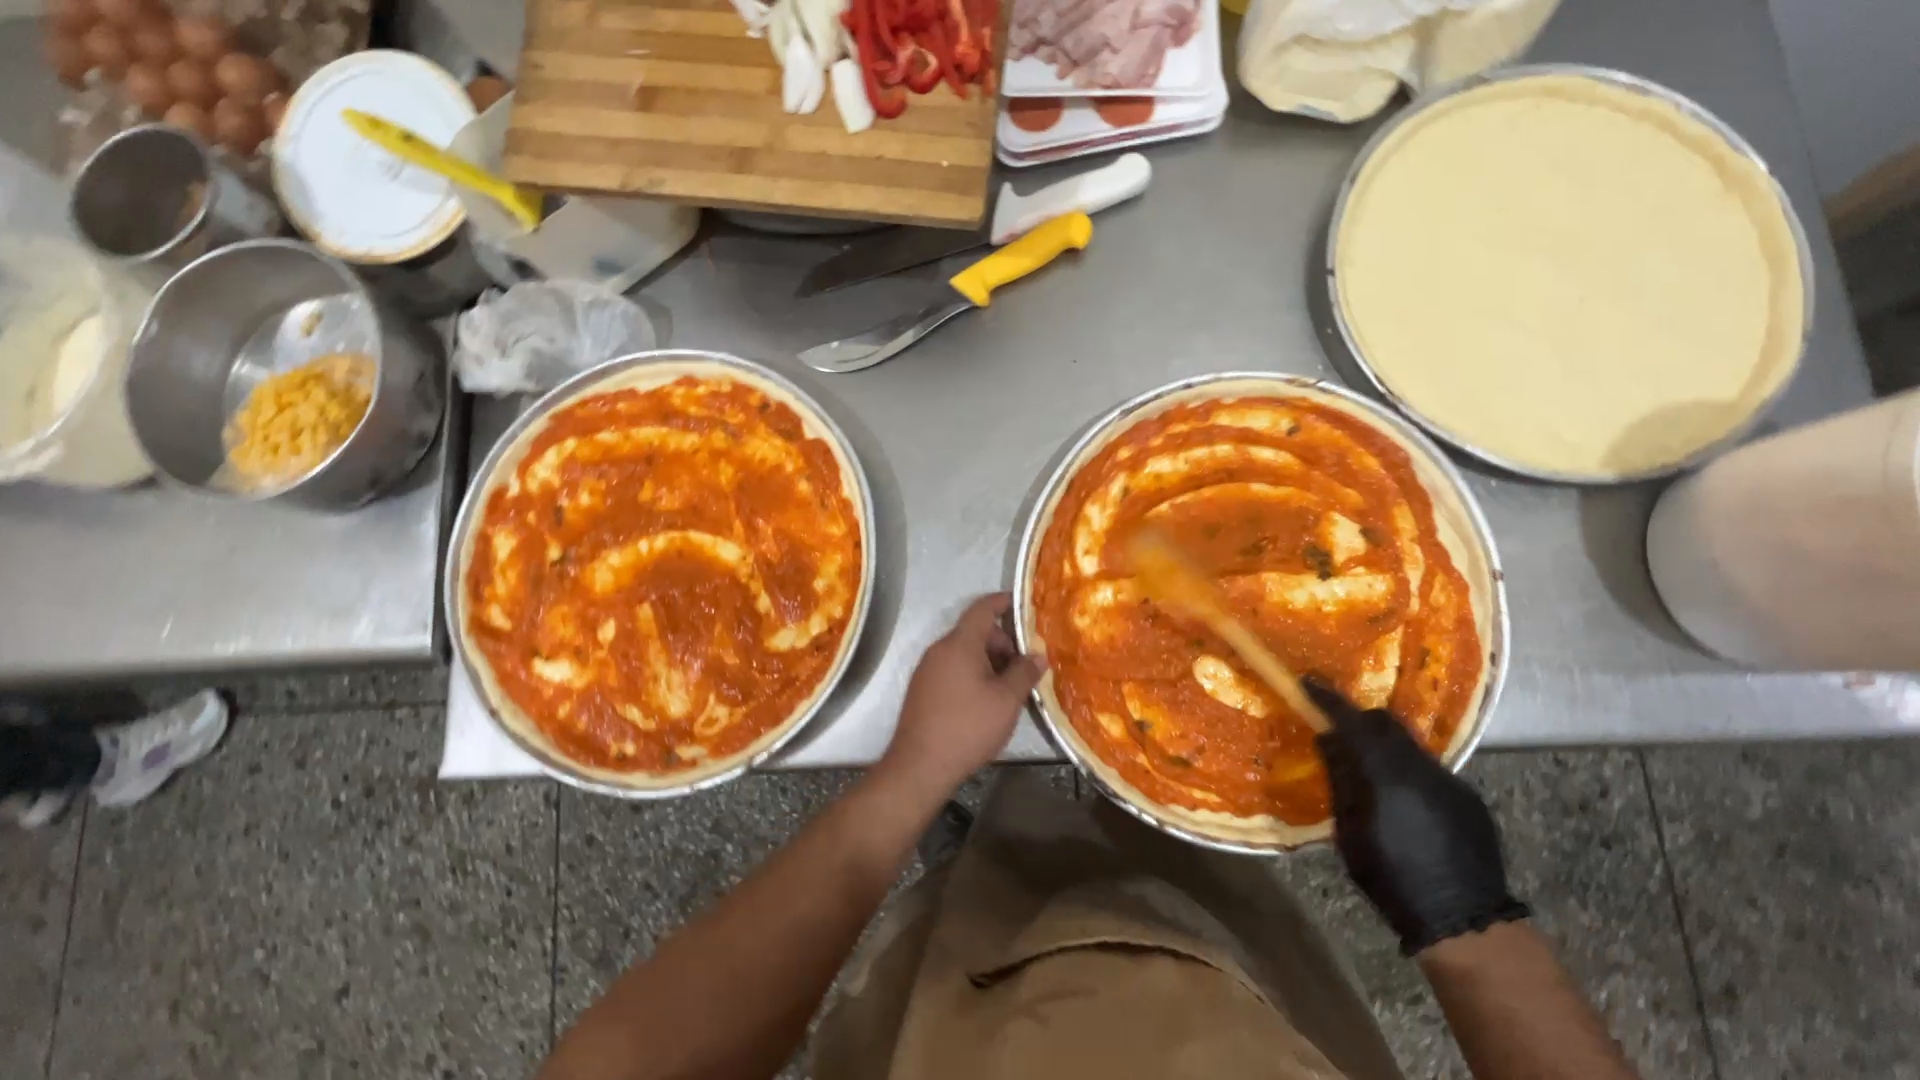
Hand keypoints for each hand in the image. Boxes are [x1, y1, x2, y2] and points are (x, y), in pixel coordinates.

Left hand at [880, 593, 1045, 792]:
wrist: (920, 765)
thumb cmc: (968, 727)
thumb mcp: (1006, 700)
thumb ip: (1024, 672)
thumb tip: (1037, 656)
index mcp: (959, 644)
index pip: (982, 609)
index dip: (1003, 602)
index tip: (1022, 605)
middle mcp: (939, 650)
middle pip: (975, 633)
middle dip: (1003, 643)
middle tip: (1025, 667)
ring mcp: (927, 670)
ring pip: (964, 653)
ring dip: (989, 662)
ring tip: (1010, 689)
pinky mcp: (923, 690)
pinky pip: (953, 670)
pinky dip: (973, 675)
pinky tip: (987, 702)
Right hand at [1308, 682, 1529, 955]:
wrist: (1462, 918)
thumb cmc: (1391, 878)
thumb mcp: (1351, 832)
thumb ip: (1342, 781)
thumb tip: (1329, 740)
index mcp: (1387, 774)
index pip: (1353, 722)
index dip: (1329, 700)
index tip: (1309, 681)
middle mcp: (1423, 767)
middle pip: (1388, 725)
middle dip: (1361, 720)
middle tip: (1339, 728)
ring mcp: (1452, 781)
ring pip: (1411, 748)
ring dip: (1386, 750)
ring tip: (1371, 772)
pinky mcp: (1470, 798)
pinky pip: (1432, 772)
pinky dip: (1410, 774)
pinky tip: (1405, 803)